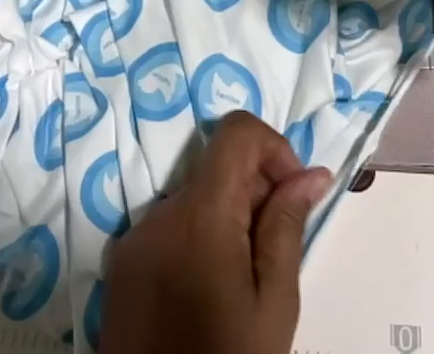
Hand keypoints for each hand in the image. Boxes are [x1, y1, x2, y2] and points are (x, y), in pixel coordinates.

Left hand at [100, 111, 332, 353]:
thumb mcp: (274, 303)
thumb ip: (287, 226)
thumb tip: (312, 173)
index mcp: (199, 216)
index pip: (235, 132)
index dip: (274, 148)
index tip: (293, 193)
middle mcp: (158, 214)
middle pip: (216, 165)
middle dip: (256, 188)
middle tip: (275, 245)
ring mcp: (133, 238)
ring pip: (195, 194)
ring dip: (229, 215)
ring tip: (244, 275)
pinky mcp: (121, 264)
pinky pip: (170, 224)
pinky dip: (200, 234)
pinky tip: (212, 285)